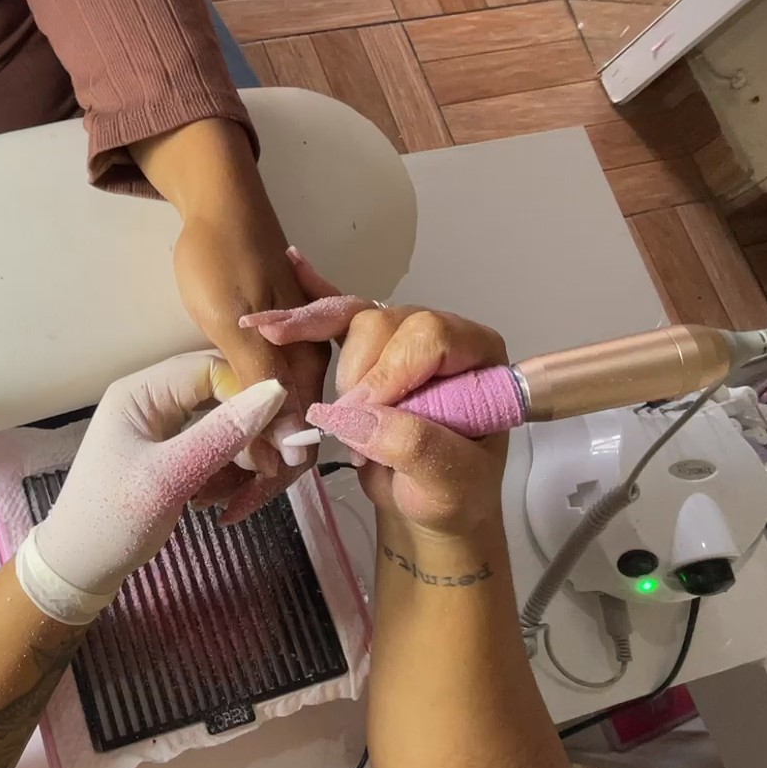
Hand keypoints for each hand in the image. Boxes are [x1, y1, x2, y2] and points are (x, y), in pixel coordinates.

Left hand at [18, 352, 286, 622]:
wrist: (79, 570)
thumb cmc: (111, 522)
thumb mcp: (168, 478)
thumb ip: (221, 434)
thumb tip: (276, 391)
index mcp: (141, 391)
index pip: (215, 369)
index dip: (256, 397)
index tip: (287, 437)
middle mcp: (154, 399)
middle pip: (226, 394)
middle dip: (257, 431)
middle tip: (280, 468)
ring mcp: (165, 427)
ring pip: (228, 424)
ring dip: (246, 459)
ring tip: (243, 495)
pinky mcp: (175, 453)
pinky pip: (219, 449)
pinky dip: (231, 473)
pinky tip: (224, 503)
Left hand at [130, 118, 325, 522]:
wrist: (216, 200)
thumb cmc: (219, 257)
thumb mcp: (232, 322)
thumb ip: (260, 380)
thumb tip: (291, 441)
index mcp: (299, 359)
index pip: (297, 428)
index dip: (274, 467)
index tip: (246, 502)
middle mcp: (302, 359)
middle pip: (290, 428)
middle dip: (262, 468)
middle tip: (227, 504)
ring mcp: (287, 349)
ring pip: (275, 415)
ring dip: (249, 450)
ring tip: (219, 487)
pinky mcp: (270, 343)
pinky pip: (264, 394)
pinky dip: (243, 422)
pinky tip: (223, 442)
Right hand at [247, 260, 508, 540]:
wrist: (426, 503)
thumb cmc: (449, 494)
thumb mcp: (447, 483)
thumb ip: (412, 445)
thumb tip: (351, 415)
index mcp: (476, 358)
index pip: (430, 336)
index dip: (389, 372)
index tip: (360, 415)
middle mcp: (439, 336)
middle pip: (386, 323)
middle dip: (356, 374)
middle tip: (345, 425)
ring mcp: (399, 338)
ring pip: (351, 320)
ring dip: (329, 363)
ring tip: (321, 408)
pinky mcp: (365, 348)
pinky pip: (336, 313)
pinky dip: (311, 299)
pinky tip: (290, 264)